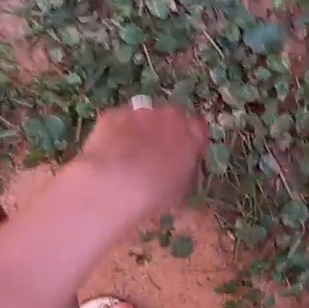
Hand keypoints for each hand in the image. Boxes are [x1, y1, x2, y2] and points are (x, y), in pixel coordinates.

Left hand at [67, 101, 208, 222]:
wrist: (114, 187)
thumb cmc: (155, 194)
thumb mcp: (183, 189)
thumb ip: (187, 170)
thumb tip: (182, 166)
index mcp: (191, 133)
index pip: (197, 128)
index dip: (189, 140)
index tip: (183, 153)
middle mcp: (168, 116)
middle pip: (170, 117)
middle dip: (164, 131)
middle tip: (154, 154)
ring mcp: (139, 112)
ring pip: (143, 117)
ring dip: (140, 131)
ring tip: (128, 155)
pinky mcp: (113, 115)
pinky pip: (119, 121)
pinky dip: (117, 133)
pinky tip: (110, 152)